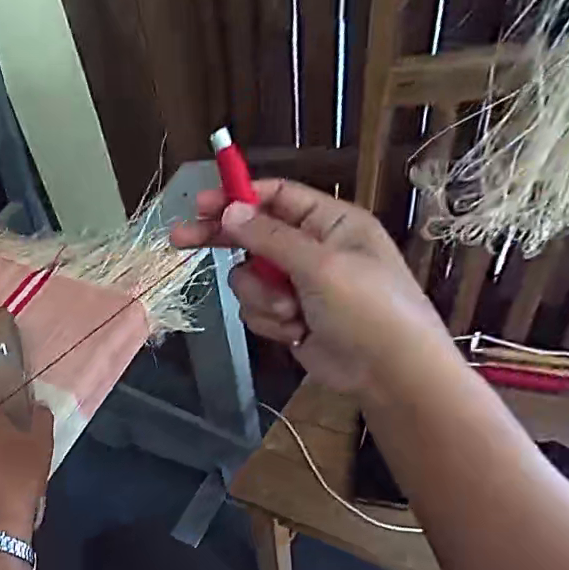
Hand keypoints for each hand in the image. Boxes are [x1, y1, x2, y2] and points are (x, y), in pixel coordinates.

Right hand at [170, 179, 450, 396]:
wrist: (388, 371)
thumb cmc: (368, 308)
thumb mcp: (320, 266)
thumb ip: (270, 238)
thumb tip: (231, 211)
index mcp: (329, 223)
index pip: (275, 198)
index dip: (237, 198)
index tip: (200, 207)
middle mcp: (310, 248)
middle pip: (252, 236)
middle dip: (222, 242)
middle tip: (180, 239)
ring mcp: (296, 284)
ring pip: (247, 280)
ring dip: (261, 299)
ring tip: (291, 313)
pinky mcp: (287, 315)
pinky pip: (255, 309)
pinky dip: (269, 322)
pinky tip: (296, 332)